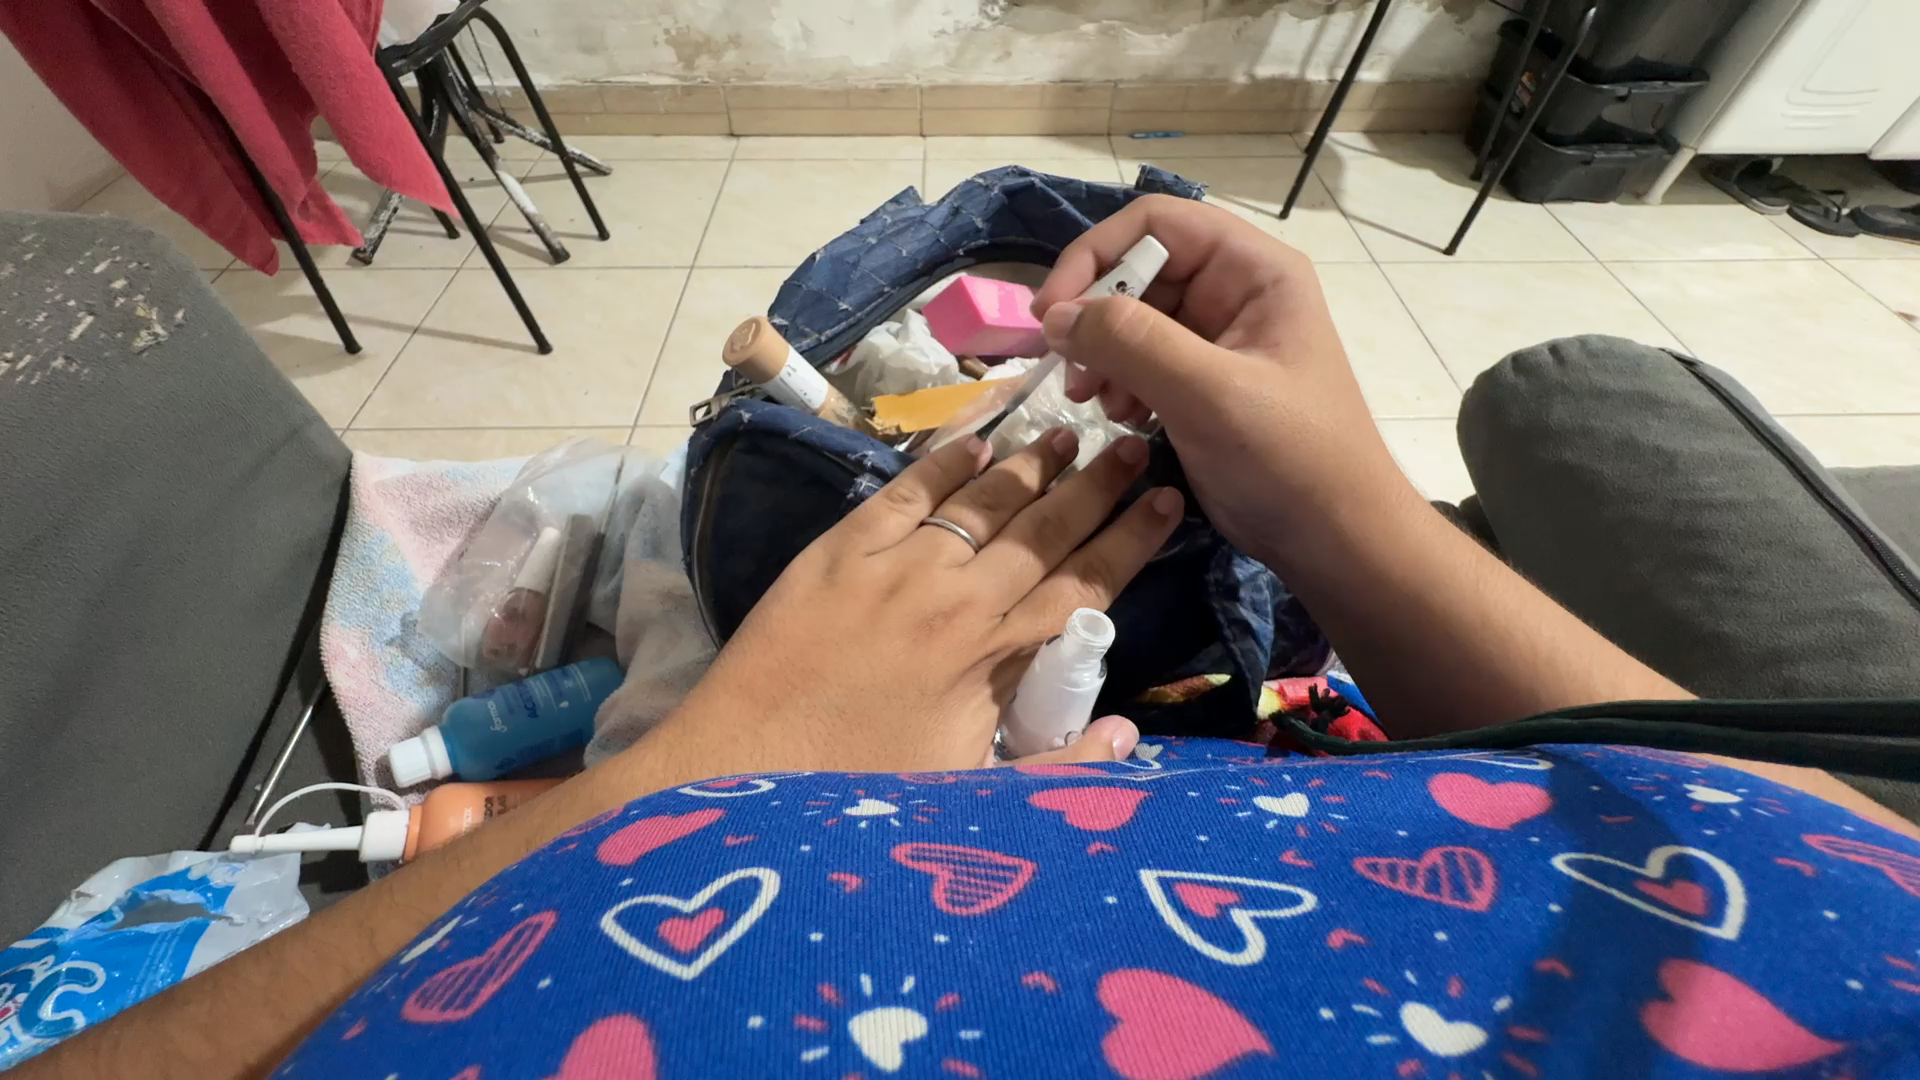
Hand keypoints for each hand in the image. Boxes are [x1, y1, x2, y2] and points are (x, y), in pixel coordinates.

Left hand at [647, 429, 1182, 774]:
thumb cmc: (860, 788)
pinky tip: (976, 438)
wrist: (744, 765)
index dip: (1132, 539)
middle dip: (1098, 486)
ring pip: (983, 502)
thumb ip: (1054, 766)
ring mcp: (896, 565)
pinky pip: (903, 491)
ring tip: (1068, 433)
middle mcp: (956, 597)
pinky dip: (942, 461)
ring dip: (1030, 466)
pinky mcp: (840, 548)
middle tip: (1137, 444)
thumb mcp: (968, 794)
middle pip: (1044, 530)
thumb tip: (1130, 734)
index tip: (1169, 499)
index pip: (1084, 584)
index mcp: (993, 657)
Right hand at [1030, 195, 1425, 571]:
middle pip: (1138, 274)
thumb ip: (1130, 343)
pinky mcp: (1199, 384)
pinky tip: (1122, 419)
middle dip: (1095, 320)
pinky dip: (1118, 385)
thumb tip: (1054, 316)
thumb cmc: (1285, 457)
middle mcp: (1232, 293)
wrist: (1328, 535)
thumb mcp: (1207, 392)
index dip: (1093, 257)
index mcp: (1251, 270)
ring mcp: (1215, 341)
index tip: (1049, 314)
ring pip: (1132, 322)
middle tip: (1070, 376)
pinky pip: (1141, 364)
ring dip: (1101, 358)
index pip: (1155, 224)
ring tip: (1093, 403)